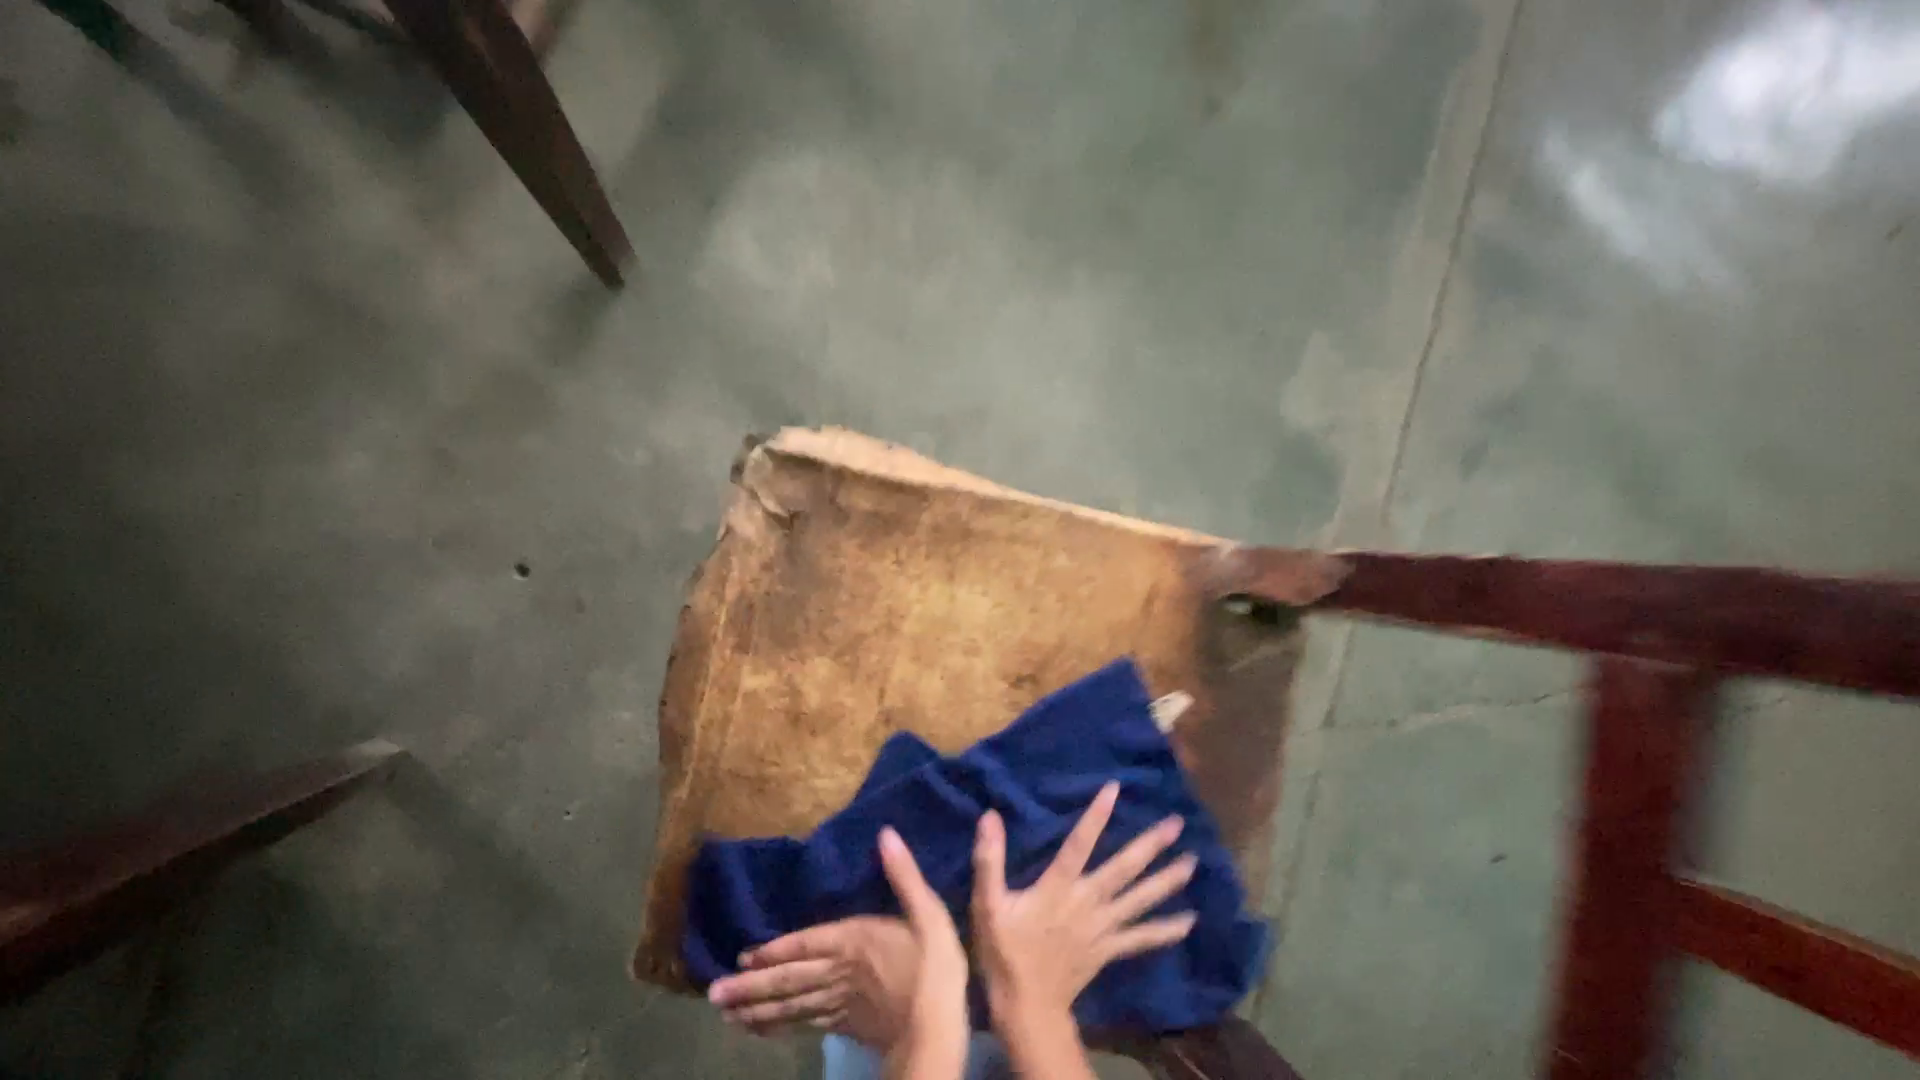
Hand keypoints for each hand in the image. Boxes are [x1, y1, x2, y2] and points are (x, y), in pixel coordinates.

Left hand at [706, 830, 967, 1065]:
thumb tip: (886, 833)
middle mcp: (838, 972)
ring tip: (728, 1014)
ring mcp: (840, 1004)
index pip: (804, 945)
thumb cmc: (935, 967)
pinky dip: (782, 1028)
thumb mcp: (928, 912)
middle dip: (750, 987)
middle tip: (715, 995)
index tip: (740, 957)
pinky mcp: (848, 1027)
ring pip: (791, 1007)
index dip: (772, 951)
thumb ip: (904, 874)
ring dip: (758, 1010)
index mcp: (853, 941)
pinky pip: (807, 1026)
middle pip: (787, 980)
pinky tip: (765, 1030)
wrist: (938, 1029)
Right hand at [972, 781, 1196, 1022]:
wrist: (1026, 1007)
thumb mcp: (987, 904)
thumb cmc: (1005, 951)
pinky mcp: (1109, 949)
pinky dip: (1166, 930)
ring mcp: (1103, 928)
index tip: (1114, 788)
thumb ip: (989, 860)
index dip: (1096, 816)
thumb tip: (990, 817)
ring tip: (1192, 861)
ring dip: (1167, 880)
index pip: (1079, 843)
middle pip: (1124, 869)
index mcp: (1058, 887)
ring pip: (1140, 900)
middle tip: (1177, 822)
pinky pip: (1142, 938)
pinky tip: (1190, 921)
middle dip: (1151, 845)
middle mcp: (1087, 902)